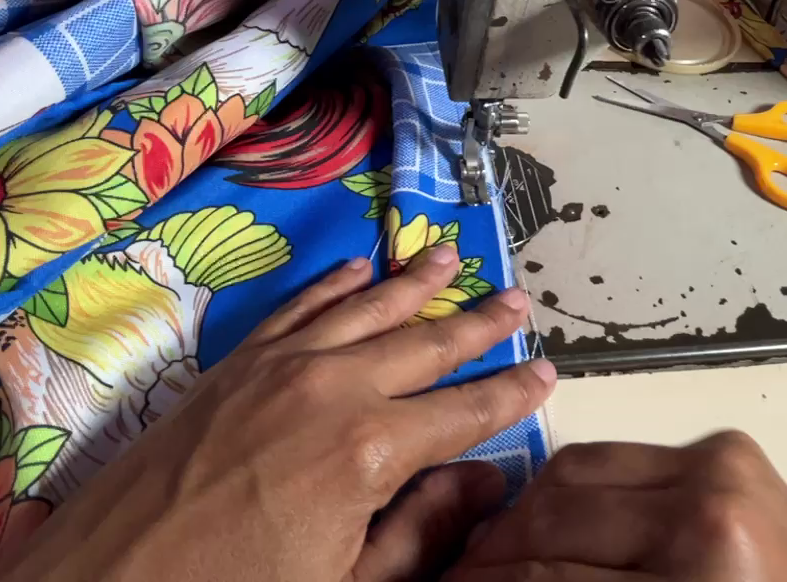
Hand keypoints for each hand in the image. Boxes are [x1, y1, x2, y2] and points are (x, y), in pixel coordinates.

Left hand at [3, 244, 554, 581]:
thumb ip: (419, 531)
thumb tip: (484, 481)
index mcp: (371, 450)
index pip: (464, 410)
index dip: (511, 392)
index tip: (545, 370)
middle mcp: (336, 386)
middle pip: (425, 342)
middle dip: (477, 323)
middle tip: (515, 298)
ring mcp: (284, 362)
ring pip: (368, 306)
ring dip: (415, 281)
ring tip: (452, 256)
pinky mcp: (240, 358)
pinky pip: (302, 305)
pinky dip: (335, 282)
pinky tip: (360, 266)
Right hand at [447, 432, 786, 581]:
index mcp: (700, 578)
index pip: (552, 576)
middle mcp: (709, 506)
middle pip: (558, 512)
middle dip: (496, 549)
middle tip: (461, 573)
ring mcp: (721, 465)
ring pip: (578, 467)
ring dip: (528, 509)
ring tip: (498, 543)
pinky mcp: (728, 447)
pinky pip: (620, 454)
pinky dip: (578, 487)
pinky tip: (554, 516)